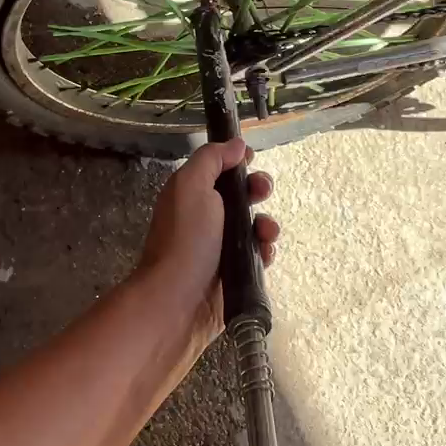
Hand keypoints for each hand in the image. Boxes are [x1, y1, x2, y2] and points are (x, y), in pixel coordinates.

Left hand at [135, 138, 277, 337]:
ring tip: (266, 234)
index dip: (237, 162)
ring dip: (267, 224)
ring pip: (254, 228)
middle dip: (258, 190)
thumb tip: (237, 144)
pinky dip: (265, 253)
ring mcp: (221, 250)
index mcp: (192, 195)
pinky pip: (258, 258)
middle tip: (263, 192)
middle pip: (241, 196)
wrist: (177, 301)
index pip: (219, 171)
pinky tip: (264, 256)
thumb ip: (212, 159)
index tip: (251, 160)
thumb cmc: (185, 239)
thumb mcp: (192, 185)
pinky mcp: (234, 276)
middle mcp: (206, 220)